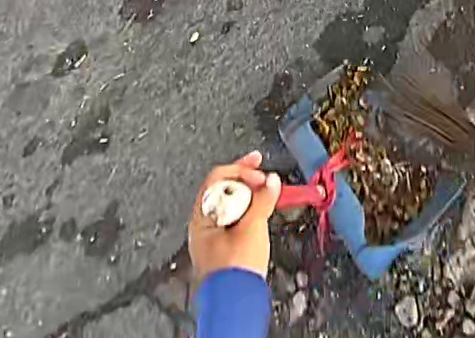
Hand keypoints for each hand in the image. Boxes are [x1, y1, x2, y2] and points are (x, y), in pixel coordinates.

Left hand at [188, 151, 281, 280]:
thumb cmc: (236, 270)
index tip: (259, 168)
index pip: (218, 177)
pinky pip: (235, 221)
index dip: (240, 169)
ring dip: (249, 196)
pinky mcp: (225, 250)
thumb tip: (272, 181)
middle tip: (265, 176)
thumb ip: (262, 200)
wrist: (237, 306)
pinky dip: (249, 212)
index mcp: (202, 214)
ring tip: (266, 193)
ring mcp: (214, 237)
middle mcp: (204, 223)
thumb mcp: (252, 226)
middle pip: (224, 190)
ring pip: (231, 205)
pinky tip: (260, 213)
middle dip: (246, 180)